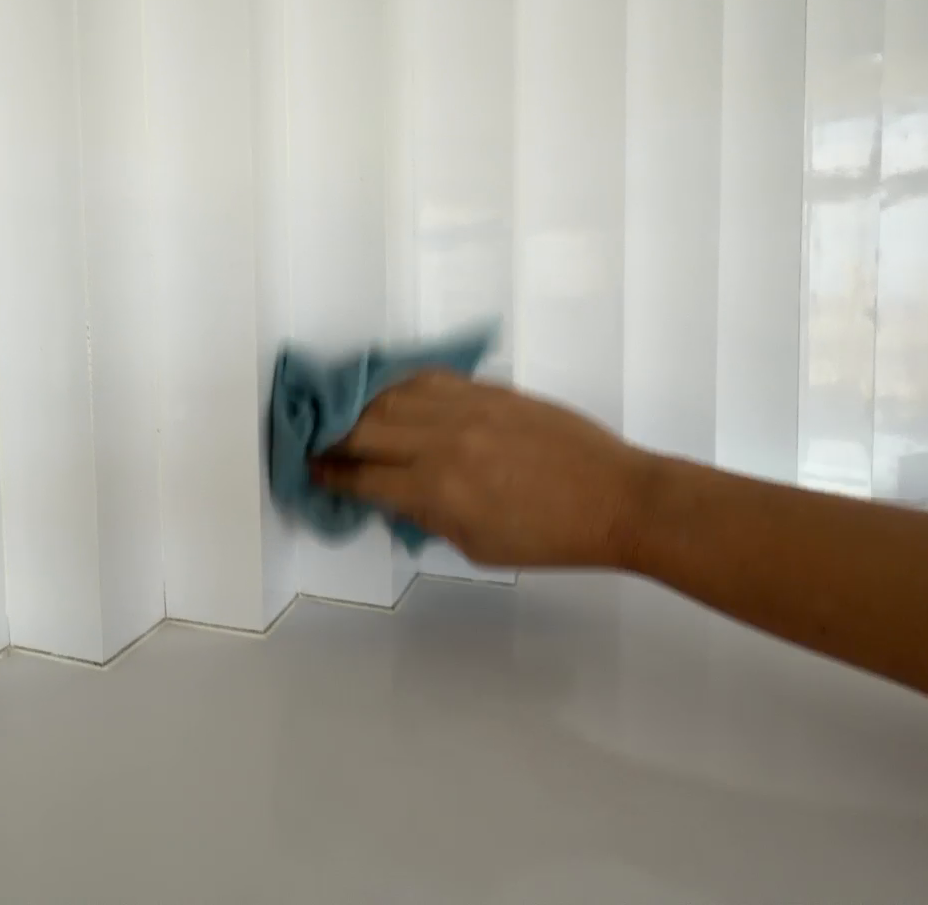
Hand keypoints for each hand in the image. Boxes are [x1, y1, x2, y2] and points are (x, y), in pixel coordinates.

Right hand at [311, 371, 655, 568]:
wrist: (616, 498)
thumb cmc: (547, 537)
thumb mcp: (476, 546)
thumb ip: (426, 517)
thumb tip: (389, 496)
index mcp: (439, 491)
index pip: (364, 478)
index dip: (331, 475)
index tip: (311, 471)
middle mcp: (443, 443)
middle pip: (364, 430)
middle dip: (333, 439)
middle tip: (319, 445)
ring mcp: (467, 409)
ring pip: (390, 397)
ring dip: (361, 409)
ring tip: (350, 419)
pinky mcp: (489, 390)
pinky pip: (429, 379)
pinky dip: (401, 388)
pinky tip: (393, 397)